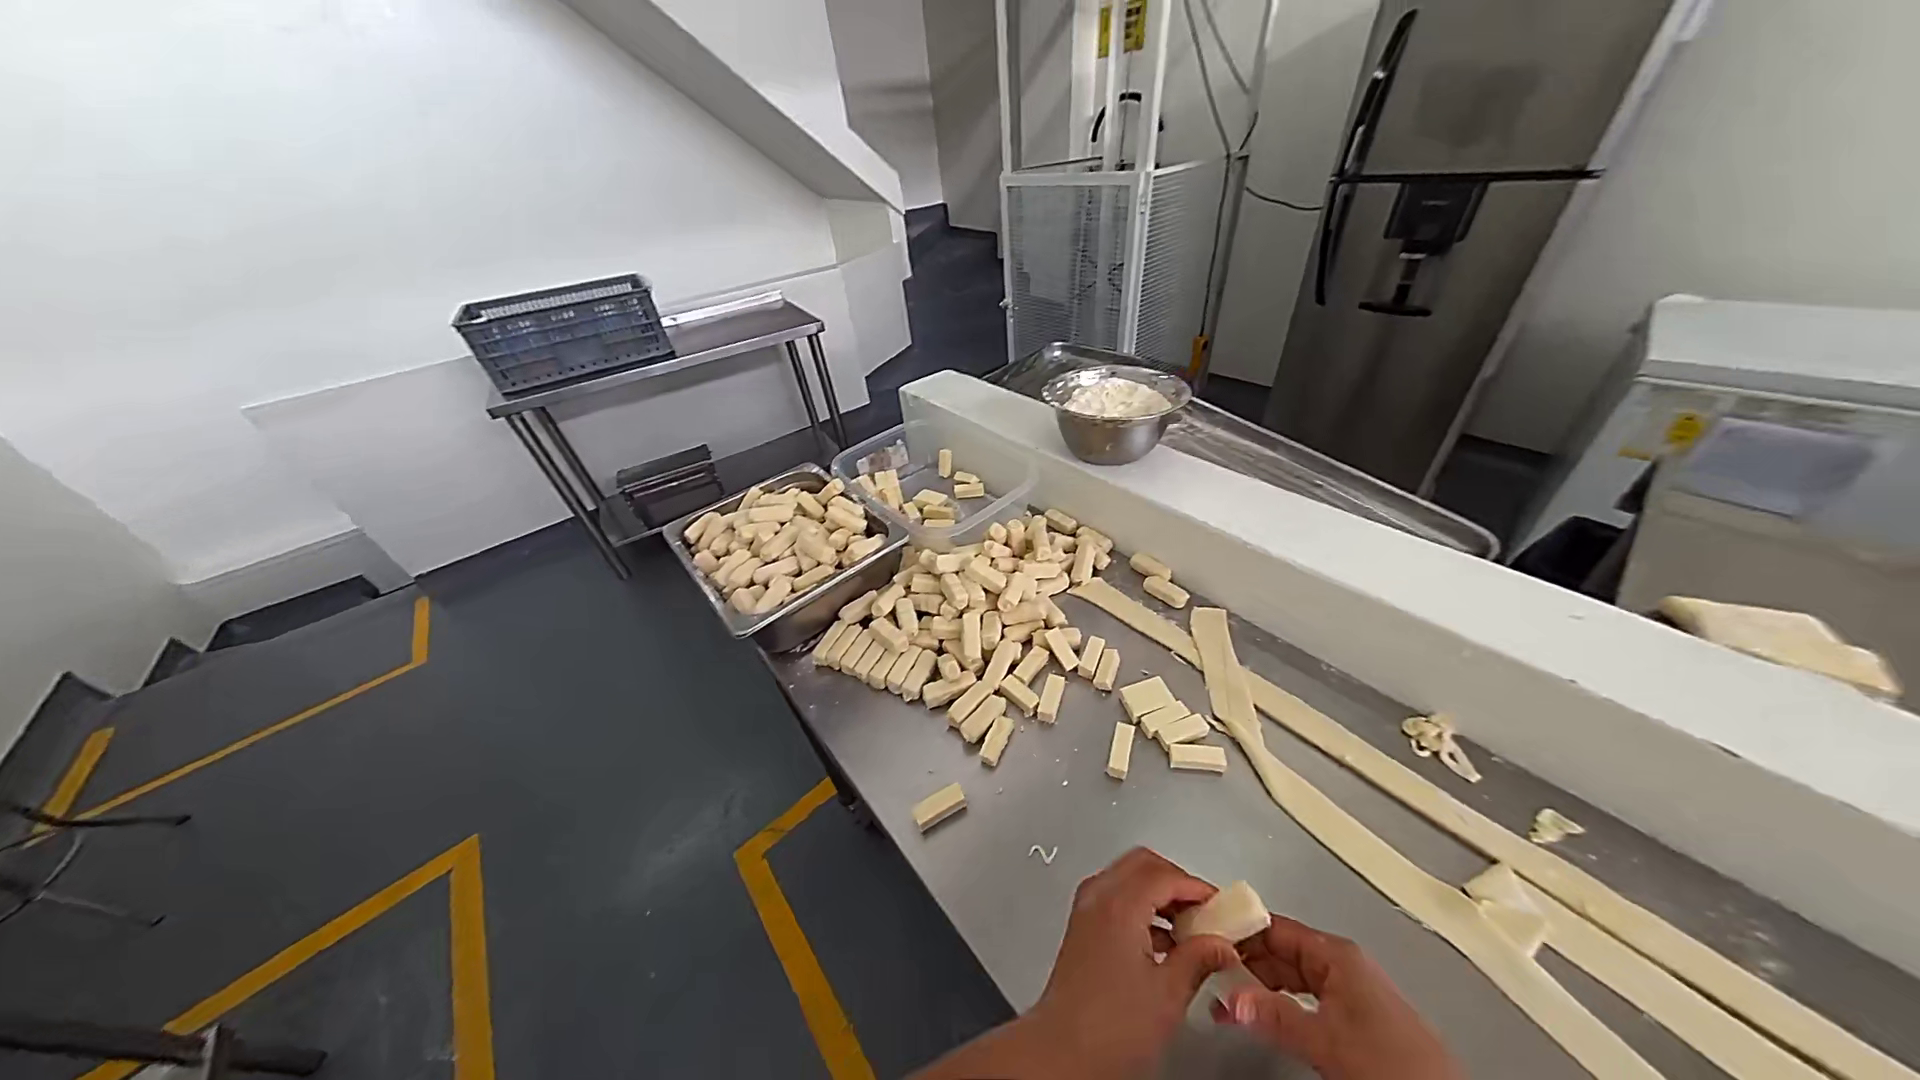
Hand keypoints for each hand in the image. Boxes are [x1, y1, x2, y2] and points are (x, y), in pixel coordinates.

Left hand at [1027, 847, 1241, 1075]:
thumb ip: (1199, 960)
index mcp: (1119, 906)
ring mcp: (1086, 909)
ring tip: (1188, 927)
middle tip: (1204, 910)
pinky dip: (1141, 905)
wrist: (1063, 1049)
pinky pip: (1115, 896)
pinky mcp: (1082, 925)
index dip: (1197, 888)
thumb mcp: (1169, 994)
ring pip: (1127, 876)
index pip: (1164, 874)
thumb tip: (1220, 946)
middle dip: (1176, 881)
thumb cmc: (1106, 1028)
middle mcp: (1098, 898)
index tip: (1220, 907)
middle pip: (1142, 864)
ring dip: (1158, 892)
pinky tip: (1162, 940)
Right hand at [1216, 915, 1464, 1079]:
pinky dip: (1277, 1000)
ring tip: (1228, 997)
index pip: (1274, 927)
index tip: (1208, 936)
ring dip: (1257, 984)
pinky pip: (1302, 994)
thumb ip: (1273, 1014)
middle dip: (1243, 960)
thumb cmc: (1397, 1064)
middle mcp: (1341, 963)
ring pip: (1289, 973)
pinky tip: (1262, 1013)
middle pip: (1279, 949)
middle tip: (1209, 970)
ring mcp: (1347, 988)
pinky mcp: (1352, 1013)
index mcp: (1335, 954)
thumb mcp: (1324, 1039)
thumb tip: (1231, 998)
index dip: (1239, 930)